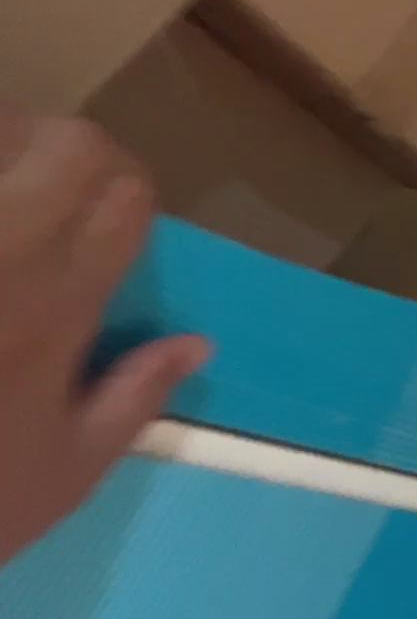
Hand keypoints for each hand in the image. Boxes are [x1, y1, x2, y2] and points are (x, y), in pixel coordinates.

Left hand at [0, 104, 206, 564]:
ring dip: (10, 148)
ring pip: (1, 153)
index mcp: (59, 311)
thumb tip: (196, 344)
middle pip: (66, 149)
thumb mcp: (60, 477)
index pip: (124, 197)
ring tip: (9, 169)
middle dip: (64, 141)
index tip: (108, 198)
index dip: (125, 180)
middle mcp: (4, 268)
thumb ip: (133, 401)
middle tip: (42, 163)